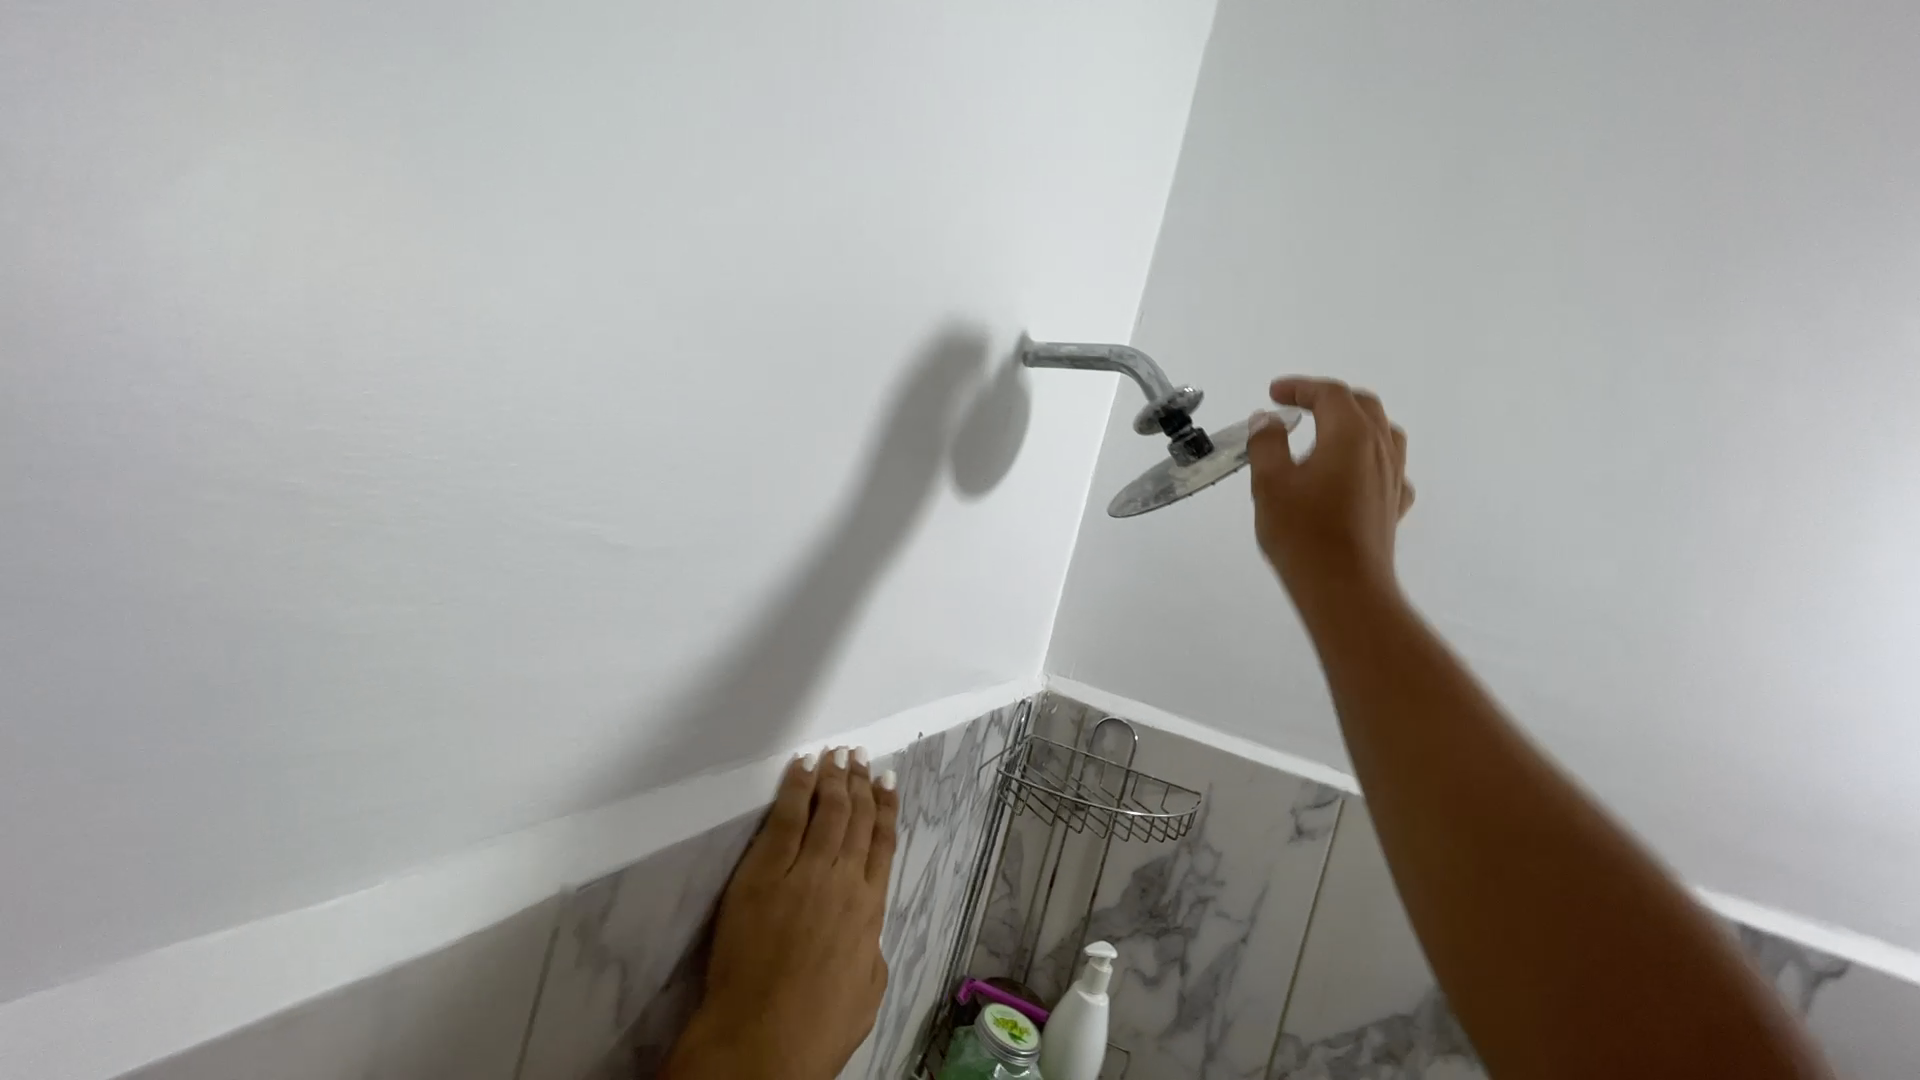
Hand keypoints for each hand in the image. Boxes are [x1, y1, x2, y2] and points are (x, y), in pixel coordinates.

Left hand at [664, 747, 900, 1079]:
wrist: (764, 1042)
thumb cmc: (818, 1028)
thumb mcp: (869, 989)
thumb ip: (871, 947)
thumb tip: (867, 929)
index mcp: (871, 909)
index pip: (883, 843)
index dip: (887, 807)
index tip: (887, 780)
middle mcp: (844, 880)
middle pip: (857, 819)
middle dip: (860, 782)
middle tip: (859, 755)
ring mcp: (805, 873)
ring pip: (826, 811)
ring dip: (834, 777)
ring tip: (837, 752)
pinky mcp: (764, 874)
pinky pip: (785, 818)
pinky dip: (796, 788)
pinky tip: (802, 767)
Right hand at [1246, 377, 1414, 601]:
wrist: (1343, 587)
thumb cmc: (1301, 532)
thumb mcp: (1270, 483)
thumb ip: (1267, 443)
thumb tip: (1268, 419)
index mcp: (1349, 435)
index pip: (1329, 395)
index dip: (1300, 388)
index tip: (1273, 393)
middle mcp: (1379, 449)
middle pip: (1362, 406)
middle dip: (1328, 399)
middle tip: (1297, 407)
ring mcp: (1392, 477)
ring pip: (1383, 433)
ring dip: (1354, 423)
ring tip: (1327, 434)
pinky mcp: (1393, 505)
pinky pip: (1388, 468)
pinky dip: (1368, 459)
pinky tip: (1352, 476)